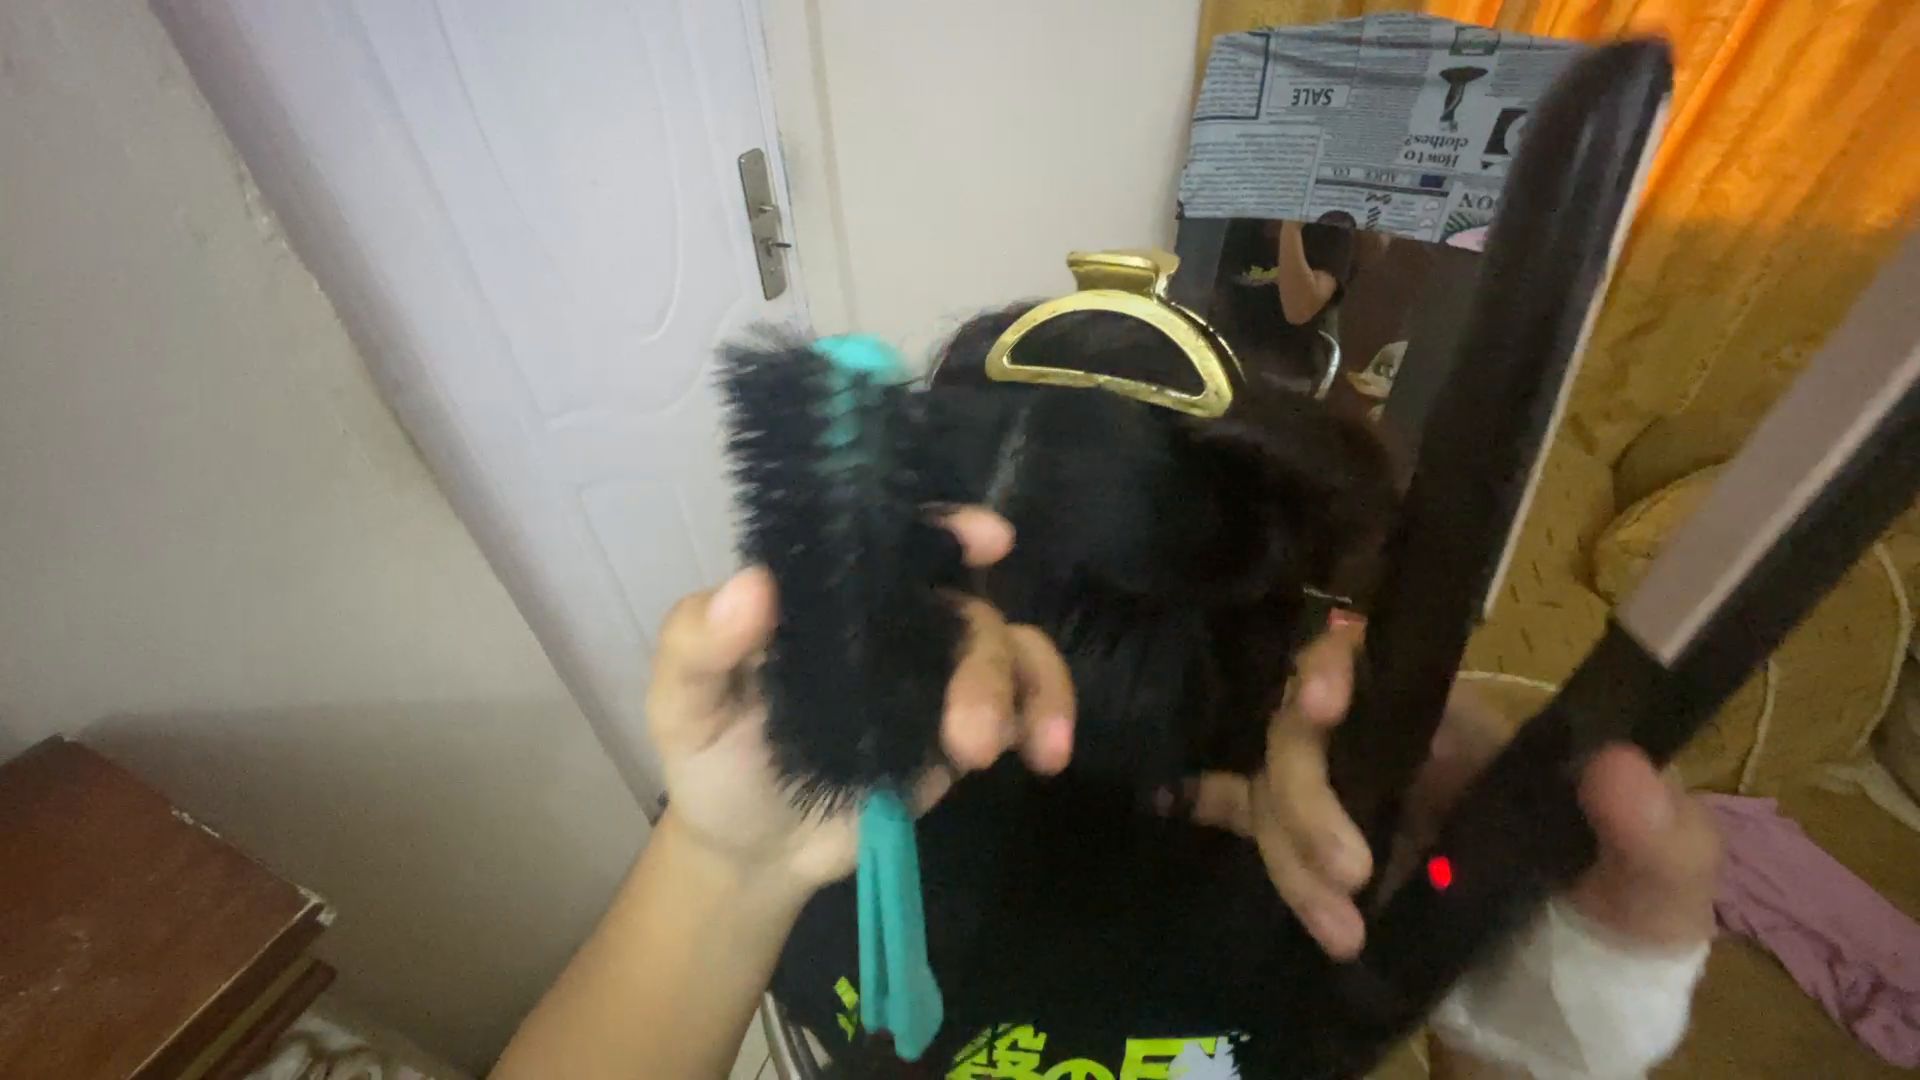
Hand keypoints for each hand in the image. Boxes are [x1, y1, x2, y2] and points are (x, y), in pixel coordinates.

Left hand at [647, 507, 1075, 895]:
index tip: (990, 536)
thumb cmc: (715, 758)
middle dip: (983, 661)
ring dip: (1021, 690)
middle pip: (966, 606)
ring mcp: (935, 676)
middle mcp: (894, 623)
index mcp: (836, 597)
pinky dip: (1047, 713)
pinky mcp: (960, 729)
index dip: (948, 527)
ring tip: (989, 755)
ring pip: (1008, 648)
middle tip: (968, 738)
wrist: (755, 852)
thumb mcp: (685, 701)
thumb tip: (752, 584)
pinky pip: (1025, 700)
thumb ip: (701, 644)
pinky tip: (1046, 755)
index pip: (897, 540)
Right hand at [1184, 626, 1718, 958]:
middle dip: (1306, 796)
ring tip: (1341, 932)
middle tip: (1347, 873)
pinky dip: (1206, 802)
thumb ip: (1655, 838)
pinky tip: (1175, 805)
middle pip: (1298, 731)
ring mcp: (1333, 796)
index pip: (1371, 665)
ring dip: (1287, 853)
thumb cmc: (1599, 933)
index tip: (1322, 705)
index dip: (1329, 666)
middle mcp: (1377, 749)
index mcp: (1447, 730)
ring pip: (1266, 787)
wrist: (1536, 1012)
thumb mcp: (1653, 895)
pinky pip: (1240, 815)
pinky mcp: (1303, 844)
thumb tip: (1618, 764)